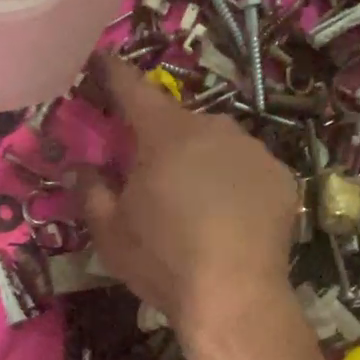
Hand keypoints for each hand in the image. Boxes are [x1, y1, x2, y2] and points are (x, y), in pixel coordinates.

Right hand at [77, 56, 297, 327]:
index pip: (132, 89)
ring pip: (215, 147)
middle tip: (148, 178)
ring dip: (198, 165)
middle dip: (159, 142)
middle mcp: (212, 127)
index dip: (111, 75)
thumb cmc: (162, 261)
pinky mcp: (280, 178)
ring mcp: (252, 150)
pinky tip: (226, 221)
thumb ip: (91, 193)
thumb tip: (80, 166)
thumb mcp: (110, 234)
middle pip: (177, 124)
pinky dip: (232, 186)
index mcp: (164, 135)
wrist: (234, 296)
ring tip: (191, 208)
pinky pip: (246, 172)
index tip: (99, 63)